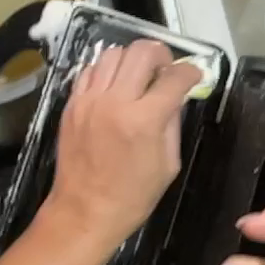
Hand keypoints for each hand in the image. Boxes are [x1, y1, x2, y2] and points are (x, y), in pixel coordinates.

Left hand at [43, 40, 202, 251]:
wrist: (84, 211)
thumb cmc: (132, 196)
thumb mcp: (168, 163)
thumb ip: (172, 122)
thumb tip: (176, 95)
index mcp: (144, 121)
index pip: (174, 78)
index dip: (190, 72)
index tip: (193, 74)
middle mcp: (115, 102)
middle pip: (141, 52)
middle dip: (161, 54)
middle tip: (165, 68)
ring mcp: (89, 100)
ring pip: (113, 53)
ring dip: (132, 59)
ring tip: (139, 75)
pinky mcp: (71, 104)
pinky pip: (90, 70)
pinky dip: (106, 71)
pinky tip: (114, 85)